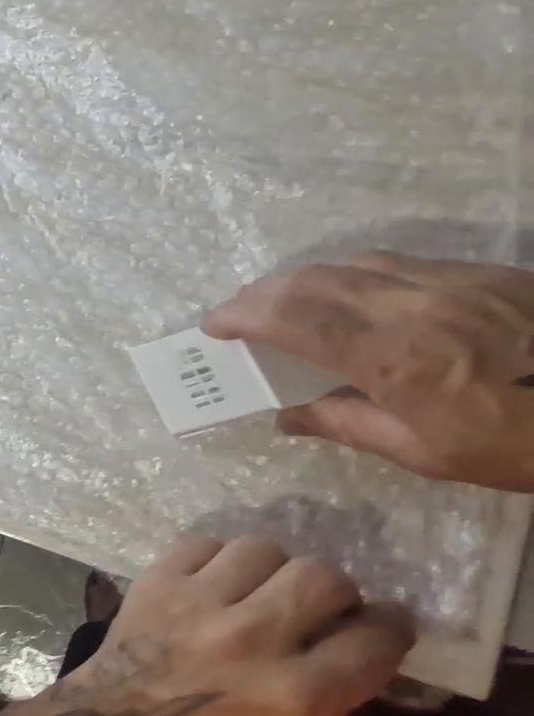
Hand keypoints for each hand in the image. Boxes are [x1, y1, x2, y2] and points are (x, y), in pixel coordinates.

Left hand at [55, 535, 414, 715]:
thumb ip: (331, 693)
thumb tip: (354, 643)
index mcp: (299, 693)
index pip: (375, 639)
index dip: (391, 625)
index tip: (387, 620)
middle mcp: (253, 638)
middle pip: (320, 577)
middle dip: (335, 589)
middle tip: (320, 603)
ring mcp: (198, 602)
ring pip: (261, 548)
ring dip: (273, 567)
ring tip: (264, 586)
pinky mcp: (156, 580)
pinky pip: (200, 543)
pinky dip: (215, 557)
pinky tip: (215, 578)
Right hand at [203, 252, 533, 490]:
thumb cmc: (529, 444)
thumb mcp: (432, 454)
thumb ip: (349, 425)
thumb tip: (287, 416)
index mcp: (391, 356)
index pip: (289, 318)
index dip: (240, 316)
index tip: (213, 327)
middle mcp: (411, 307)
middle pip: (309, 281)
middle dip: (259, 294)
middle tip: (238, 314)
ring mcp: (451, 283)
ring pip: (348, 263)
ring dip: (301, 280)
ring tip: (285, 301)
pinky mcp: (485, 274)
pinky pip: (395, 262)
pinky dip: (351, 274)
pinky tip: (352, 293)